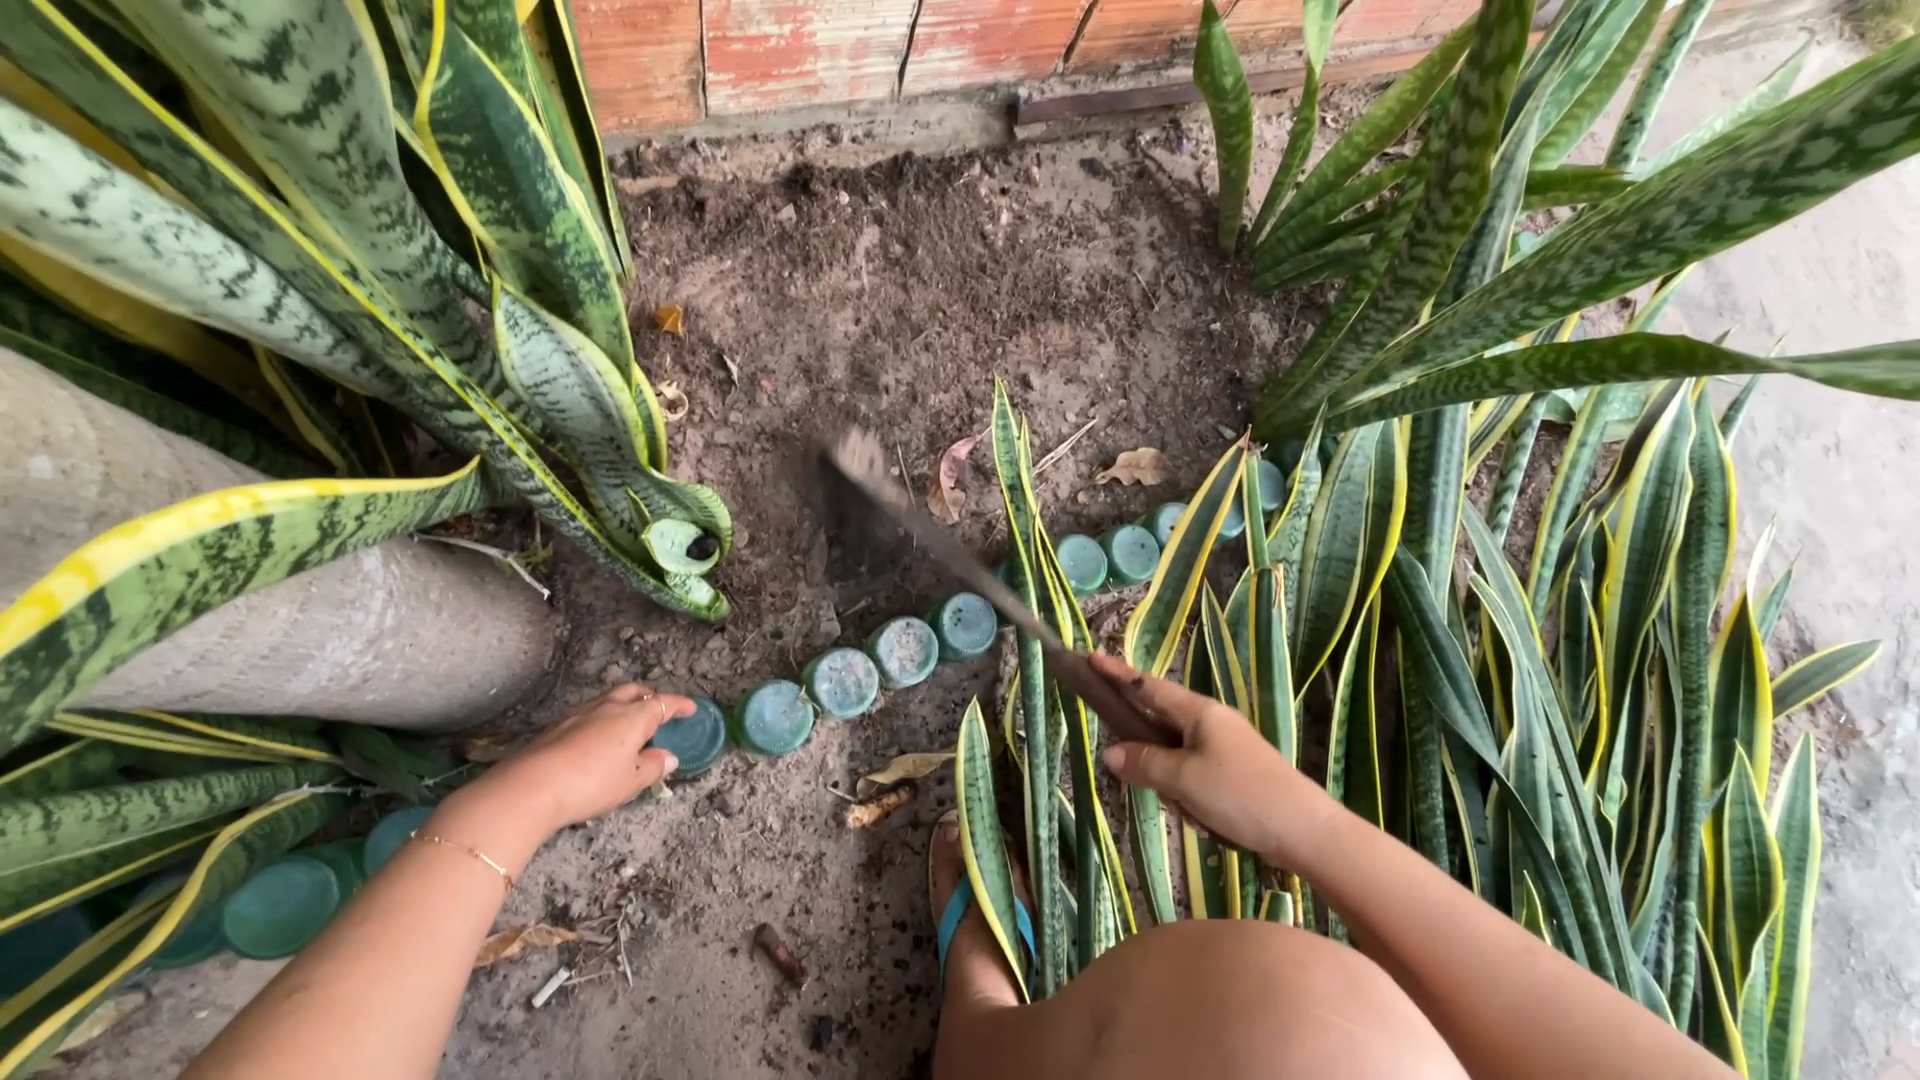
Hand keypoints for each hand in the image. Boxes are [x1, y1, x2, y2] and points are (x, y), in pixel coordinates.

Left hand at [470, 683, 694, 831]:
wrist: (530, 788)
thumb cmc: (591, 783)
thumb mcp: (631, 781)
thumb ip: (653, 766)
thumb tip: (668, 757)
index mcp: (633, 717)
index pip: (663, 703)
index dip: (679, 705)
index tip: (691, 708)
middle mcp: (608, 708)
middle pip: (633, 691)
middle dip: (649, 696)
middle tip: (658, 710)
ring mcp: (579, 715)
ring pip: (608, 699)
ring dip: (623, 705)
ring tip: (629, 723)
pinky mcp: (557, 728)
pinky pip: (589, 714)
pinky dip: (602, 718)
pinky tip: (598, 738)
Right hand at [1089, 653, 1338, 866]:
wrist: (1304, 831)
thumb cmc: (1241, 794)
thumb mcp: (1183, 779)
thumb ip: (1143, 763)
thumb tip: (1109, 753)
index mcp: (1199, 712)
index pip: (1148, 687)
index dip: (1118, 675)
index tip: (1091, 658)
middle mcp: (1211, 723)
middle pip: (1159, 729)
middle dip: (1152, 763)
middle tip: (1159, 788)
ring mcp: (1224, 749)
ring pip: (1175, 763)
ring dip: (1176, 790)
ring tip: (1197, 814)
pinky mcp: (1233, 775)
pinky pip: (1194, 781)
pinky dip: (1193, 802)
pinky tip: (1211, 824)